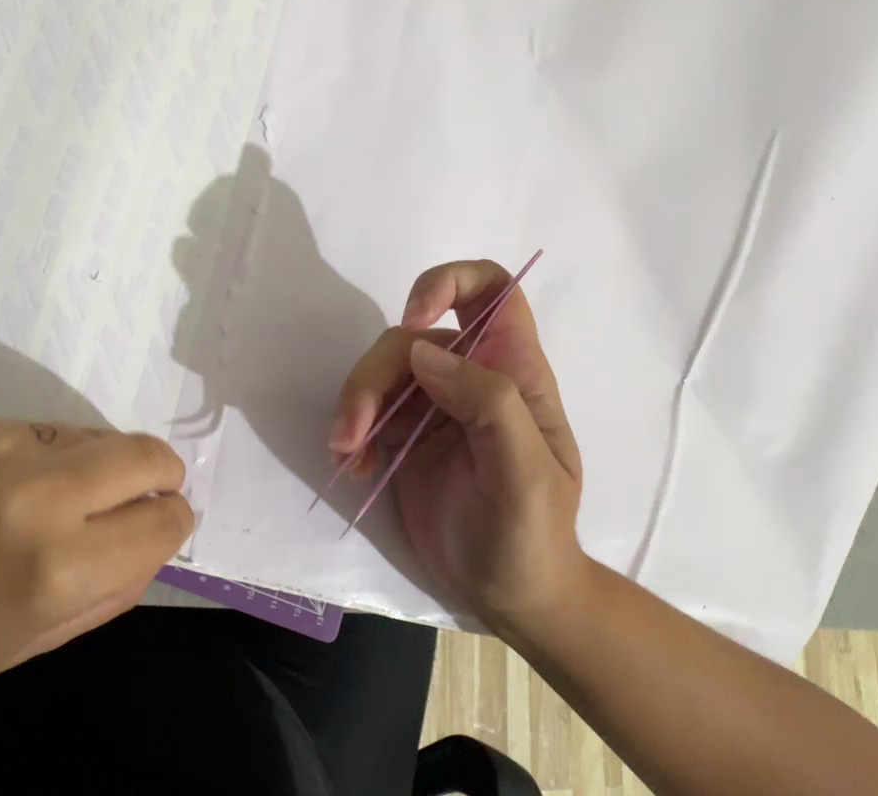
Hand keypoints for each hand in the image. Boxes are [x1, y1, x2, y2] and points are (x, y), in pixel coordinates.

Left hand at [0, 419, 192, 704]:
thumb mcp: (29, 645)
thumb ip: (107, 594)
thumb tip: (154, 544)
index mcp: (56, 570)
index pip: (162, 523)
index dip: (176, 523)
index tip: (165, 527)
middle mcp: (40, 496)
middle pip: (147, 456)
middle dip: (165, 475)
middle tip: (150, 497)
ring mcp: (6, 447)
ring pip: (103, 435)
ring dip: (112, 464)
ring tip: (81, 496)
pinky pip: (53, 430)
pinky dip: (63, 455)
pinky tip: (29, 483)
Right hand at [329, 260, 588, 628]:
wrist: (509, 596)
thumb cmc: (531, 535)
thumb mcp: (524, 473)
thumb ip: (488, 403)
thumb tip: (423, 352)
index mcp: (513, 372)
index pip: (491, 290)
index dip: (449, 282)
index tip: (413, 316)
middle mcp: (470, 377)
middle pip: (409, 336)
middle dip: (374, 376)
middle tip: (353, 432)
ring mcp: (433, 405)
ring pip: (380, 371)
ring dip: (353, 406)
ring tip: (346, 455)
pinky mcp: (402, 435)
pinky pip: (364, 410)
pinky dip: (350, 433)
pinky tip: (354, 467)